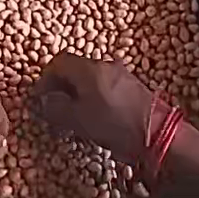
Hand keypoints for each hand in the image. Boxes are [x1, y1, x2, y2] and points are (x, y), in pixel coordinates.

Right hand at [35, 53, 156, 162]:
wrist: (158, 135)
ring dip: (78, 93)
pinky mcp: (133, 89)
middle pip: (75, 69)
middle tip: (53, 106)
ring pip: (91, 79)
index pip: (59, 62)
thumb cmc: (114, 124)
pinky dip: (94, 97)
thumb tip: (46, 100)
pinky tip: (94, 116)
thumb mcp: (78, 119)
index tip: (40, 97)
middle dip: (61, 86)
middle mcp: (106, 66)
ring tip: (72, 115)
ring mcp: (122, 76)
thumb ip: (57, 108)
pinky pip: (105, 87)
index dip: (45, 79)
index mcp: (89, 68)